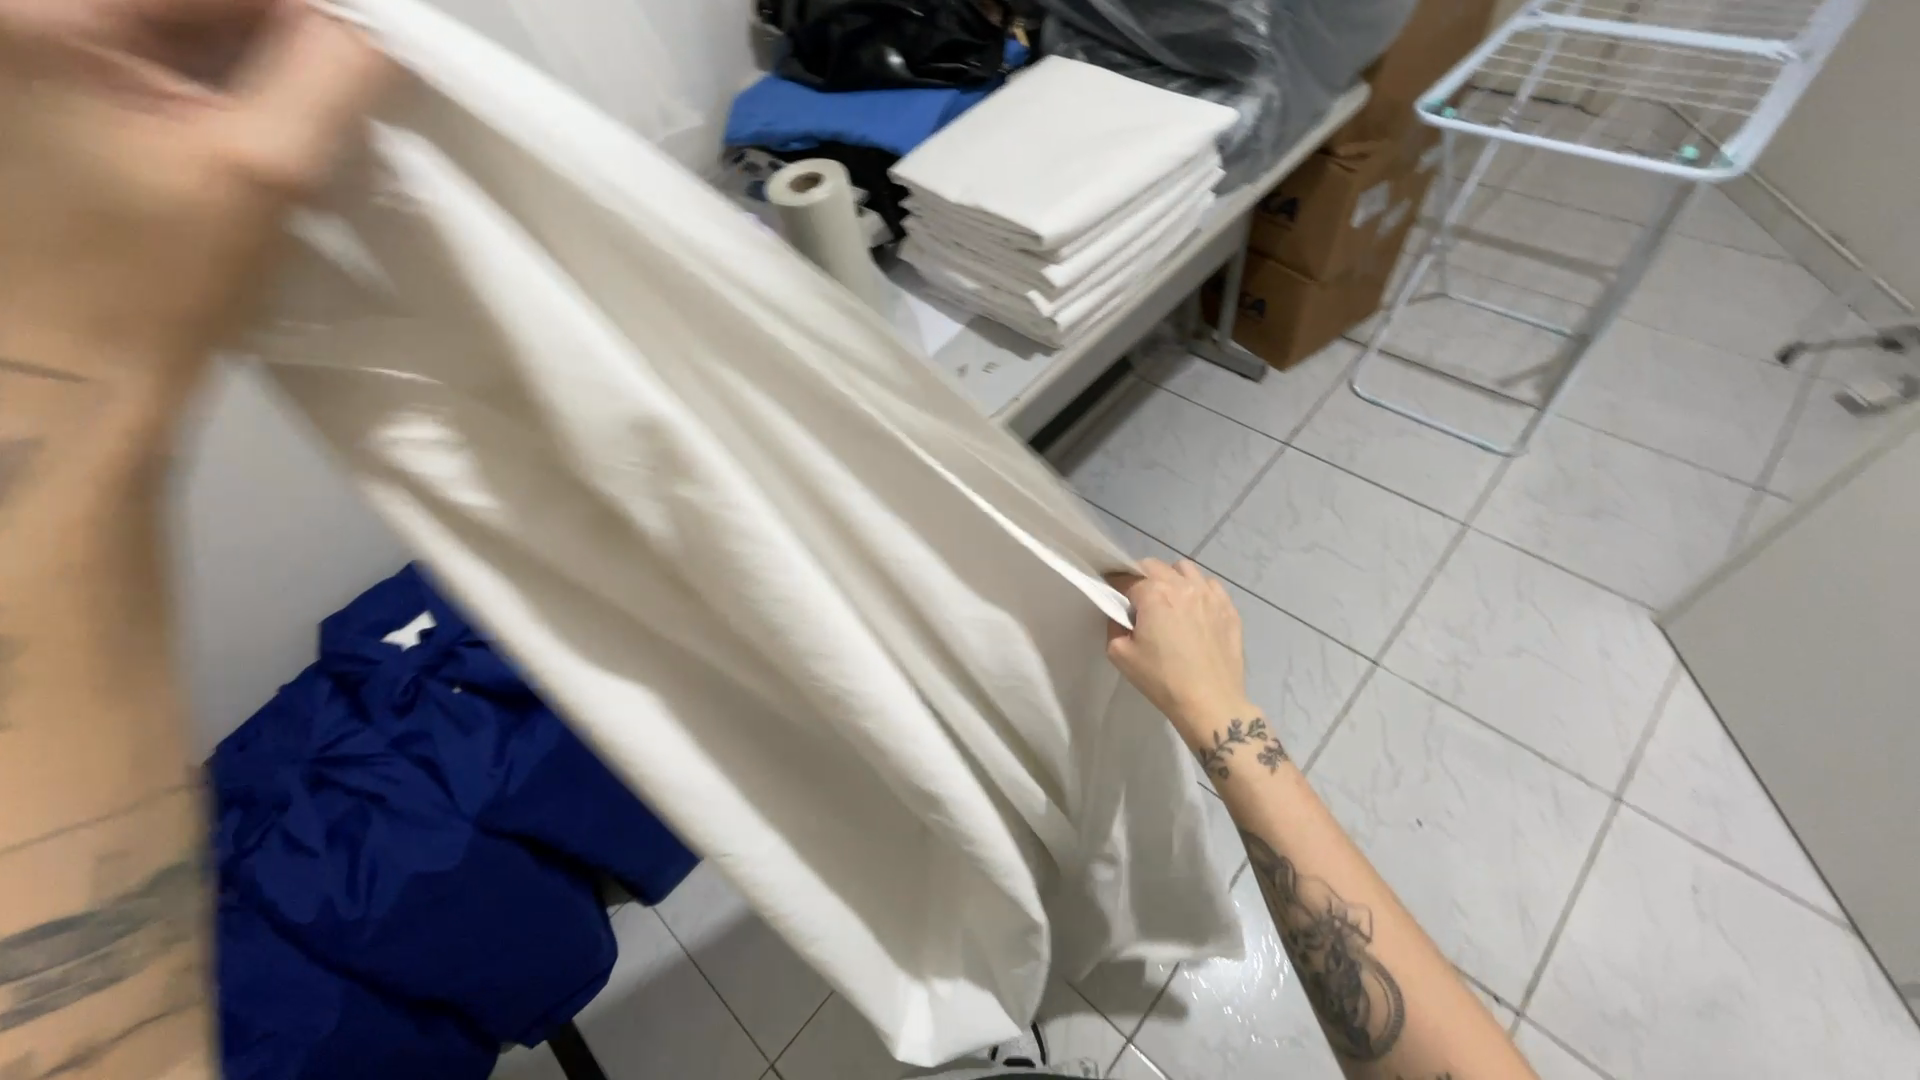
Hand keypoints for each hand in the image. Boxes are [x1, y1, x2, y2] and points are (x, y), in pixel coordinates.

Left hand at [0, 0, 388, 416]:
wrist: (76, 368)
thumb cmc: (160, 282)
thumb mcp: (264, 174)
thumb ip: (326, 85)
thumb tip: (370, 36)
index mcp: (40, 16)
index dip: (308, 18)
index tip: (368, 66)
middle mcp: (20, 23)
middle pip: (190, 10)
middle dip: (277, 50)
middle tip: (332, 113)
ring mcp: (25, 61)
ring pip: (177, 38)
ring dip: (252, 79)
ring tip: (286, 142)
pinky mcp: (41, 99)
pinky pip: (152, 72)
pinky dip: (217, 101)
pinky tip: (245, 149)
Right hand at [1105, 559, 1256, 750]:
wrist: (1210, 702)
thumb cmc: (1162, 679)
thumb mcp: (1120, 654)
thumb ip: (1114, 625)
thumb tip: (1122, 614)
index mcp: (1154, 594)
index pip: (1126, 577)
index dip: (1116, 586)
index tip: (1115, 598)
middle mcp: (1183, 586)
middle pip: (1154, 567)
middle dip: (1141, 578)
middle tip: (1139, 602)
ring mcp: (1210, 595)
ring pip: (1185, 570)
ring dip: (1171, 578)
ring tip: (1169, 602)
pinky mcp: (1229, 608)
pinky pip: (1210, 585)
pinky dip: (1197, 590)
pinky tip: (1194, 611)